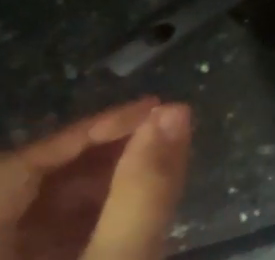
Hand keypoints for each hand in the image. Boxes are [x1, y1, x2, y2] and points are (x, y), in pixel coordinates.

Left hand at [0, 100, 192, 259]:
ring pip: (37, 205)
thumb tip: (179, 110)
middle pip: (26, 182)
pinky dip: (87, 211)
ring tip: (157, 168)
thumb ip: (144, 189)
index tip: (158, 107)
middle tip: (165, 136)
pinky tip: (130, 207)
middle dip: (99, 156)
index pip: (21, 163)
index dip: (89, 130)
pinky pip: (39, 232)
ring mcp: (2, 255)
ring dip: (99, 181)